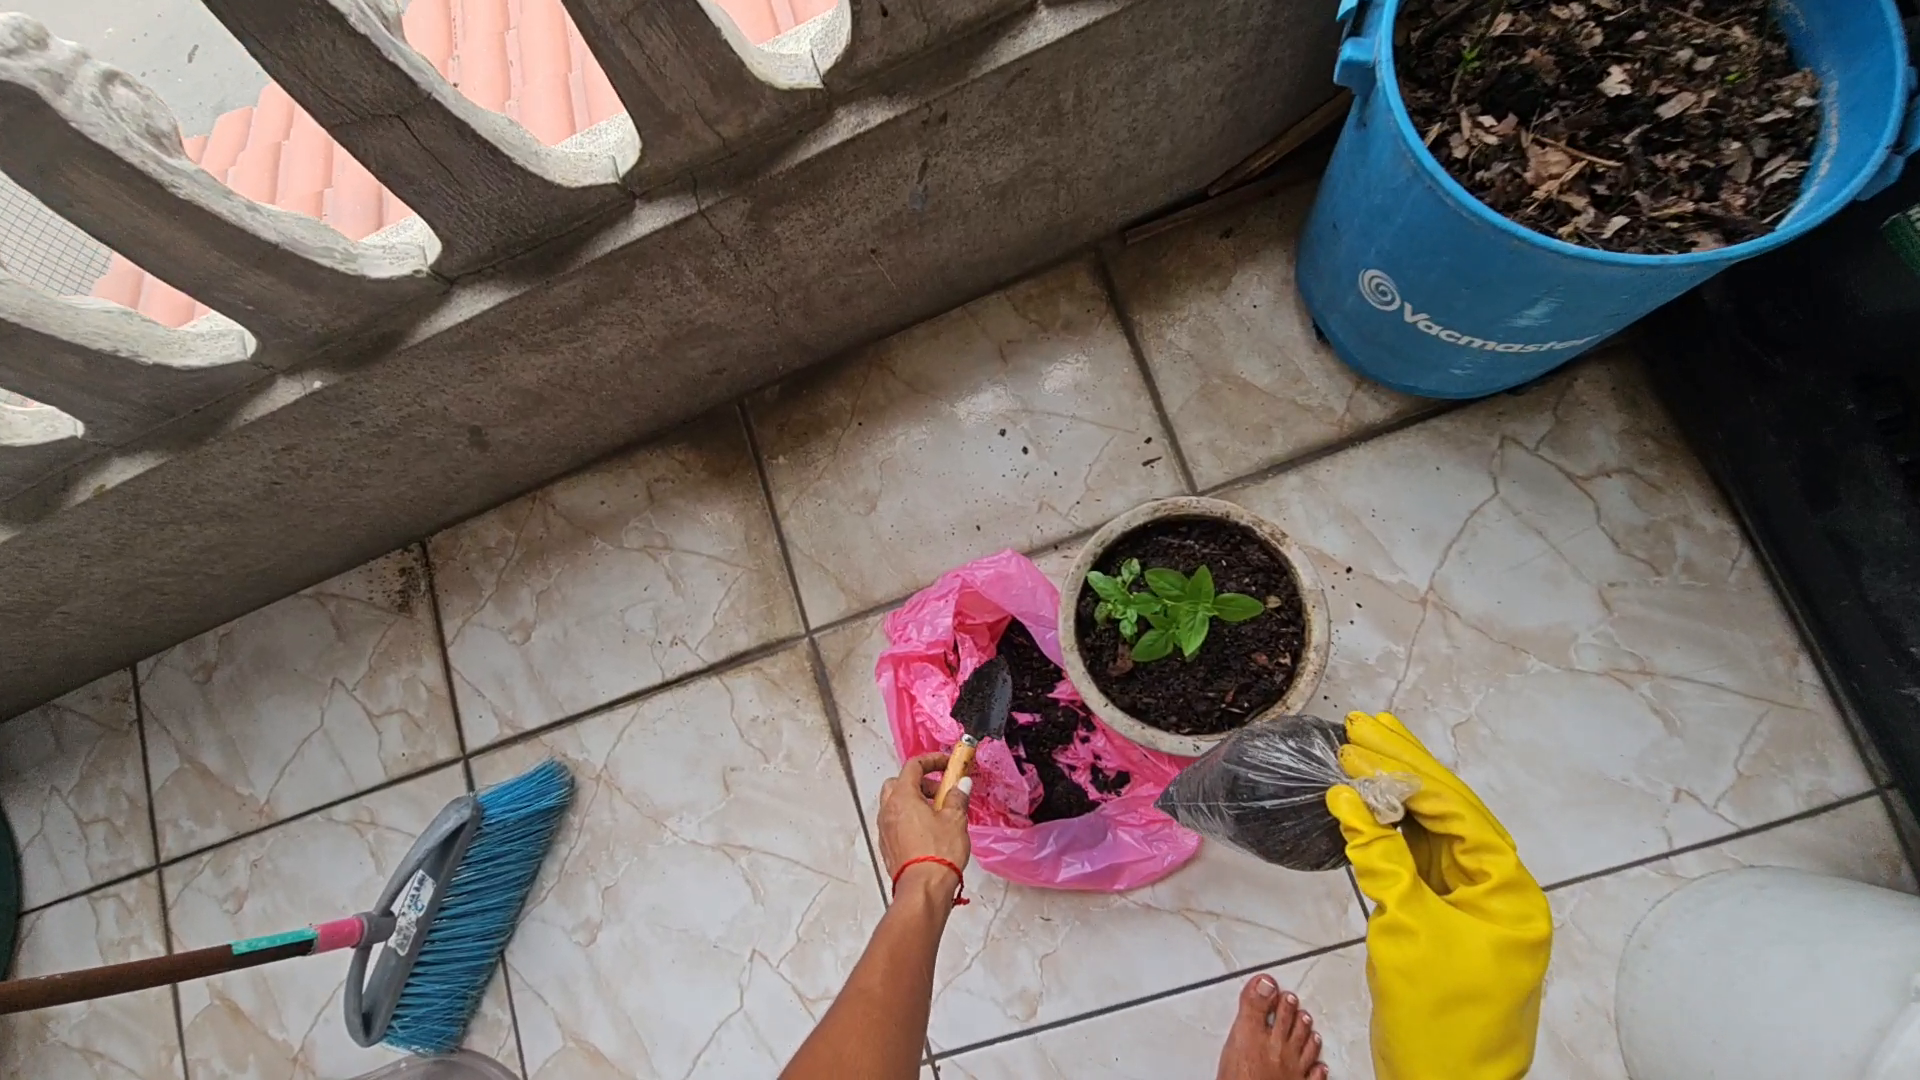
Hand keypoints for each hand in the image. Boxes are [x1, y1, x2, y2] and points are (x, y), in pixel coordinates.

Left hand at [877, 752, 970, 897]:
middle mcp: (888, 810)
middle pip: (899, 783)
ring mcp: (884, 829)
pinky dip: (909, 819)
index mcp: (902, 797)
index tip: (947, 763)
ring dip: (915, 801)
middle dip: (921, 782)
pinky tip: (928, 832)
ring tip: (938, 814)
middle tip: (941, 791)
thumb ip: (957, 797)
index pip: (913, 766)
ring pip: (896, 804)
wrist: (923, 890)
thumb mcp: (955, 819)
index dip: (932, 760)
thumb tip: (961, 784)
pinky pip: (896, 823)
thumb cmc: (938, 853)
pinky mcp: (887, 846)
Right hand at [1326, 712, 1551, 1079]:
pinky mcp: (1439, 912)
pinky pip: (1414, 853)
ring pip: (1431, 827)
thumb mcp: (1407, 929)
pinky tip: (1367, 795)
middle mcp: (1495, 888)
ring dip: (1396, 787)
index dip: (1407, 774)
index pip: (1459, 814)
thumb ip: (1379, 856)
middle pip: (1450, 811)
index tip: (1359, 745)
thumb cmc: (1439, 1015)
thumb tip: (1346, 794)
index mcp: (1509, 892)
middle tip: (1364, 724)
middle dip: (1406, 765)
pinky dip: (1387, 822)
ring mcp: (1468, 900)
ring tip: (1365, 743)